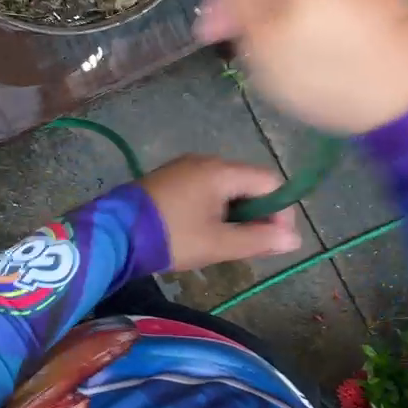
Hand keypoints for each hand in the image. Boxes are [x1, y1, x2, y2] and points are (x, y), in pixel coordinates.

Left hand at [137, 155, 301, 271]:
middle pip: (248, 183)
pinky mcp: (167, 179)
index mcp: (220, 171)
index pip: (270, 182)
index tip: (274, 240)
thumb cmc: (171, 237)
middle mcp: (204, 161)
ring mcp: (183, 168)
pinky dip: (212, 209)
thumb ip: (258, 240)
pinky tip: (202, 232)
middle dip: (256, 214)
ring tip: (225, 243)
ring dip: (233, 214)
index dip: (280, 211)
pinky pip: (203, 189)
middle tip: (249, 246)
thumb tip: (294, 238)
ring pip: (225, 188)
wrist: (114, 233)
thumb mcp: (218, 244)